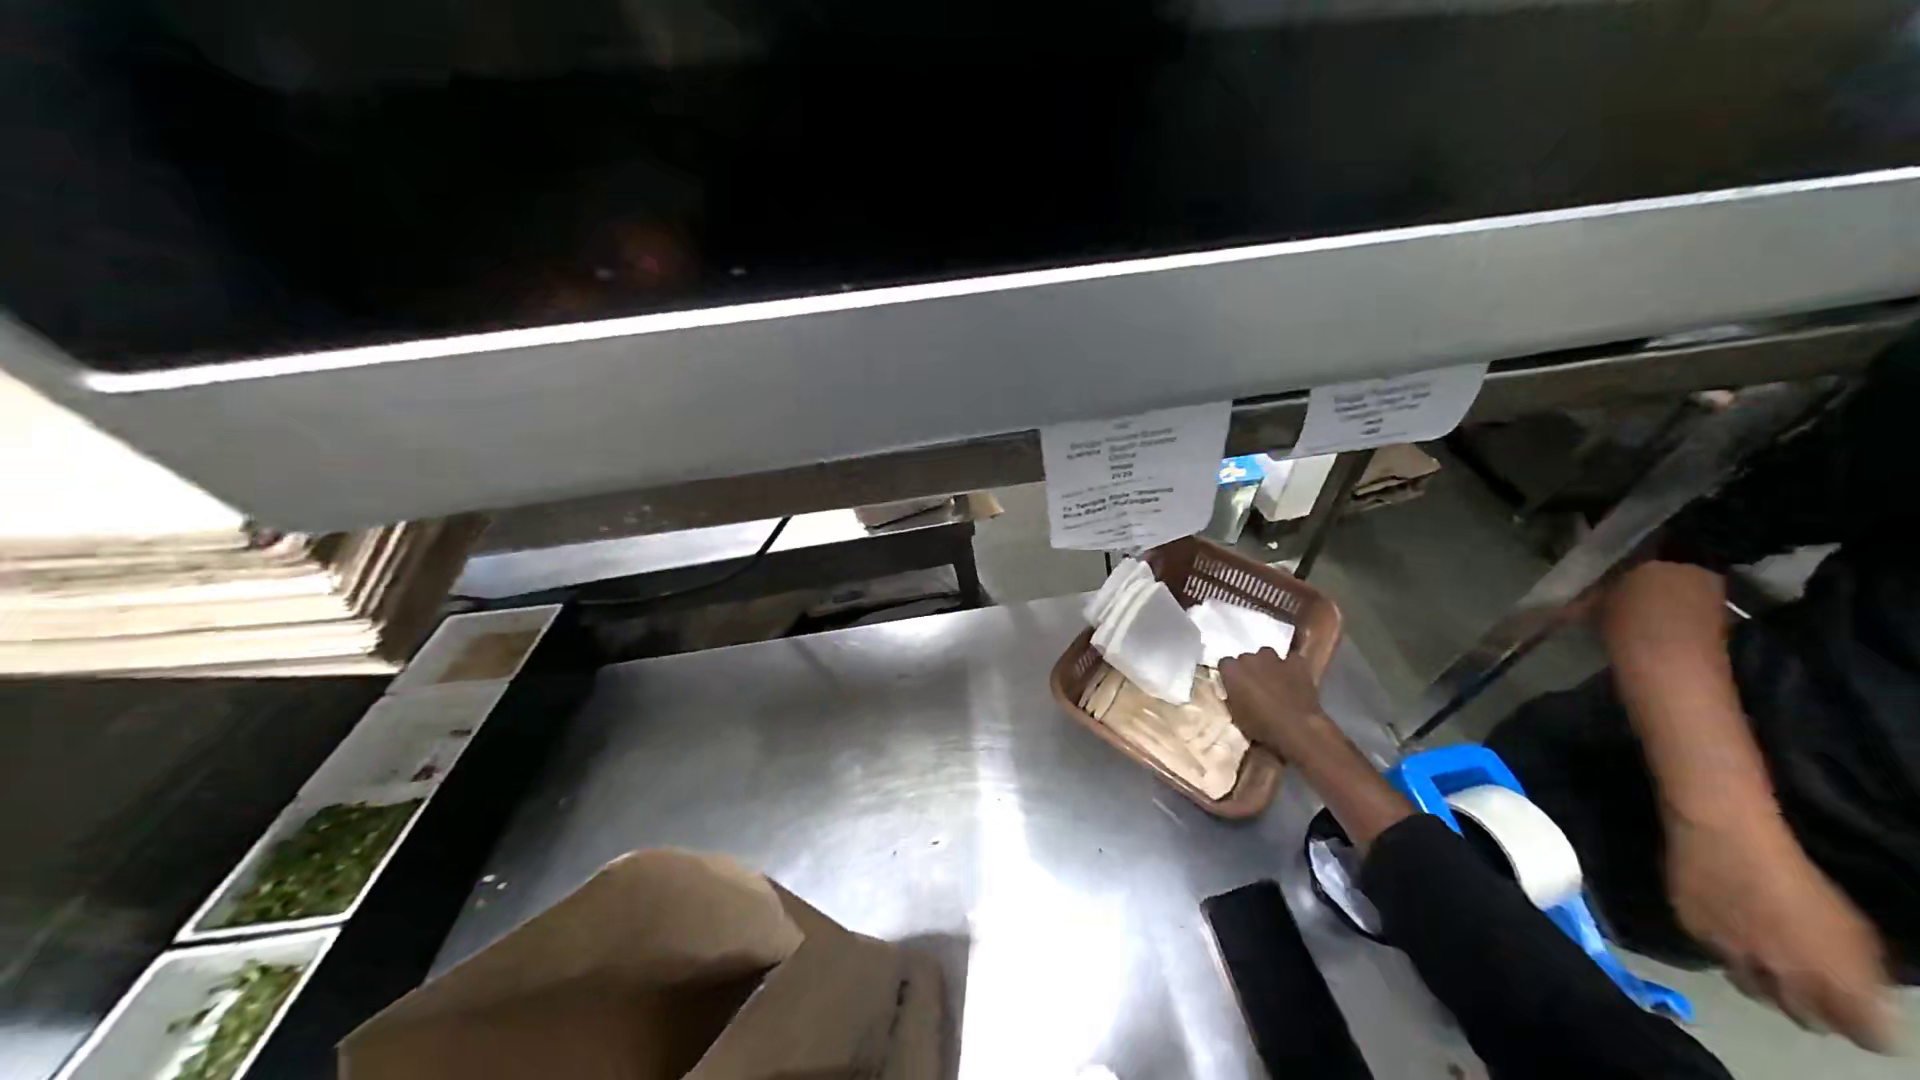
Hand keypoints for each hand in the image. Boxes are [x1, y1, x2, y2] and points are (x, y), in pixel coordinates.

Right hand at [1218, 647, 1323, 755]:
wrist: (1296, 728)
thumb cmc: (1261, 726)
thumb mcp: (1235, 715)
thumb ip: (1232, 696)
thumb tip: (1235, 692)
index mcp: (1231, 670)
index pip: (1225, 664)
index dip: (1231, 675)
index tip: (1234, 686)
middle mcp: (1250, 659)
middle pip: (1246, 658)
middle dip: (1248, 669)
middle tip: (1254, 686)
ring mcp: (1274, 659)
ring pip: (1266, 654)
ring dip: (1267, 665)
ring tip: (1274, 680)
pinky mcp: (1296, 663)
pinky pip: (1291, 659)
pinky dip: (1291, 667)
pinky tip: (1294, 678)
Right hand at [1666, 814, 1895, 1050]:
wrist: (1723, 834)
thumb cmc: (1798, 875)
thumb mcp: (1850, 926)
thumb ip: (1859, 970)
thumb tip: (1866, 997)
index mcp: (1835, 978)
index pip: (1865, 1033)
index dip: (1866, 1028)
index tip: (1864, 1018)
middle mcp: (1784, 977)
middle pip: (1804, 1018)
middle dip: (1813, 1011)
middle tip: (1814, 992)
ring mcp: (1731, 954)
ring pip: (1753, 990)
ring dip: (1765, 984)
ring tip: (1767, 965)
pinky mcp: (1693, 931)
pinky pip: (1714, 953)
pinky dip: (1726, 950)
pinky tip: (1730, 931)